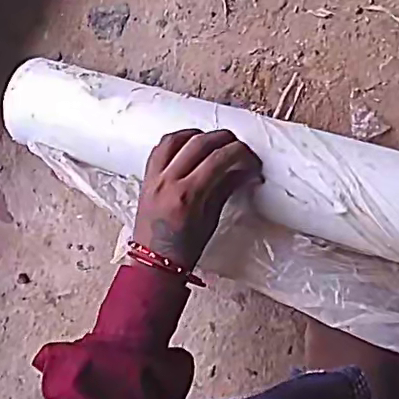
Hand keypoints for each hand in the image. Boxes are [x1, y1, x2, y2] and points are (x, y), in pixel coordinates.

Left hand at [133, 129, 261, 268]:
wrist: (153, 263)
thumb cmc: (183, 249)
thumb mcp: (211, 219)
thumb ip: (226, 189)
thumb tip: (244, 171)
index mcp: (187, 195)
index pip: (219, 159)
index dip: (240, 154)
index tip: (251, 159)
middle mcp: (168, 181)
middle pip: (200, 143)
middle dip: (224, 139)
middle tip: (238, 146)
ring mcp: (154, 178)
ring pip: (176, 139)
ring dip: (198, 135)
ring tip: (214, 141)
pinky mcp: (147, 177)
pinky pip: (160, 148)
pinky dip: (177, 141)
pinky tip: (190, 145)